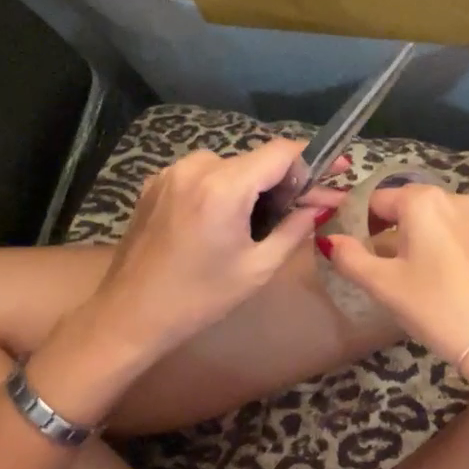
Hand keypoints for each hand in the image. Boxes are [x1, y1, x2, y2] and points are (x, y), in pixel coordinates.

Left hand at [71, 140, 328, 364]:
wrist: (129, 315)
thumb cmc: (199, 298)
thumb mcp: (258, 268)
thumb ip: (294, 228)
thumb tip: (320, 205)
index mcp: (223, 187)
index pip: (281, 152)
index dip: (315, 158)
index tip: (339, 170)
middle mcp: (196, 167)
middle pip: (257, 159)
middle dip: (288, 179)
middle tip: (312, 205)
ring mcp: (171, 173)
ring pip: (232, 166)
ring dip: (256, 185)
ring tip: (269, 219)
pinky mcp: (156, 184)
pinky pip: (205, 175)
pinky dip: (227, 188)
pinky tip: (232, 219)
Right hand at [320, 185, 468, 364]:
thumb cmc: (434, 305)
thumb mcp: (383, 283)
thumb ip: (350, 257)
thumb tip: (330, 240)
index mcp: (422, 200)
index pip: (375, 200)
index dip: (355, 221)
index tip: (345, 247)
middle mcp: (450, 197)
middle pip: (402, 204)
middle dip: (381, 227)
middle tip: (366, 260)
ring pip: (425, 216)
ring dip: (405, 235)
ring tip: (392, 269)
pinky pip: (445, 227)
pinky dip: (428, 240)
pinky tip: (423, 271)